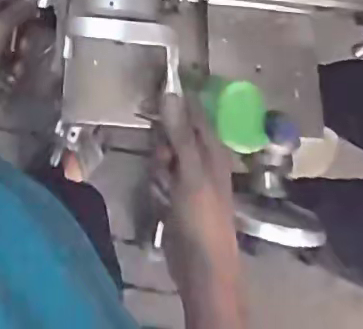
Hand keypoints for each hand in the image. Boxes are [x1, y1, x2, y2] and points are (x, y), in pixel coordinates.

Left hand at [0, 0, 36, 87]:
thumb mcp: (0, 26)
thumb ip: (17, 11)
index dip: (24, 4)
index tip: (36, 17)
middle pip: (10, 18)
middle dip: (22, 33)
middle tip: (26, 47)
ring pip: (7, 37)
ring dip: (18, 50)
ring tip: (20, 65)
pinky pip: (0, 51)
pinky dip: (9, 60)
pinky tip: (14, 71)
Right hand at [156, 93, 243, 324]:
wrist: (203, 271)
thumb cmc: (203, 217)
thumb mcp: (190, 171)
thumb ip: (179, 132)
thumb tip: (170, 91)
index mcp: (212, 148)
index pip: (193, 110)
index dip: (174, 100)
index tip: (150, 93)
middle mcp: (202, 157)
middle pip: (174, 131)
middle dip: (162, 140)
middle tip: (162, 157)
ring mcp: (189, 177)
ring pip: (164, 152)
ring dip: (158, 163)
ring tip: (162, 182)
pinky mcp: (176, 195)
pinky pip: (160, 174)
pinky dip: (157, 181)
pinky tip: (159, 196)